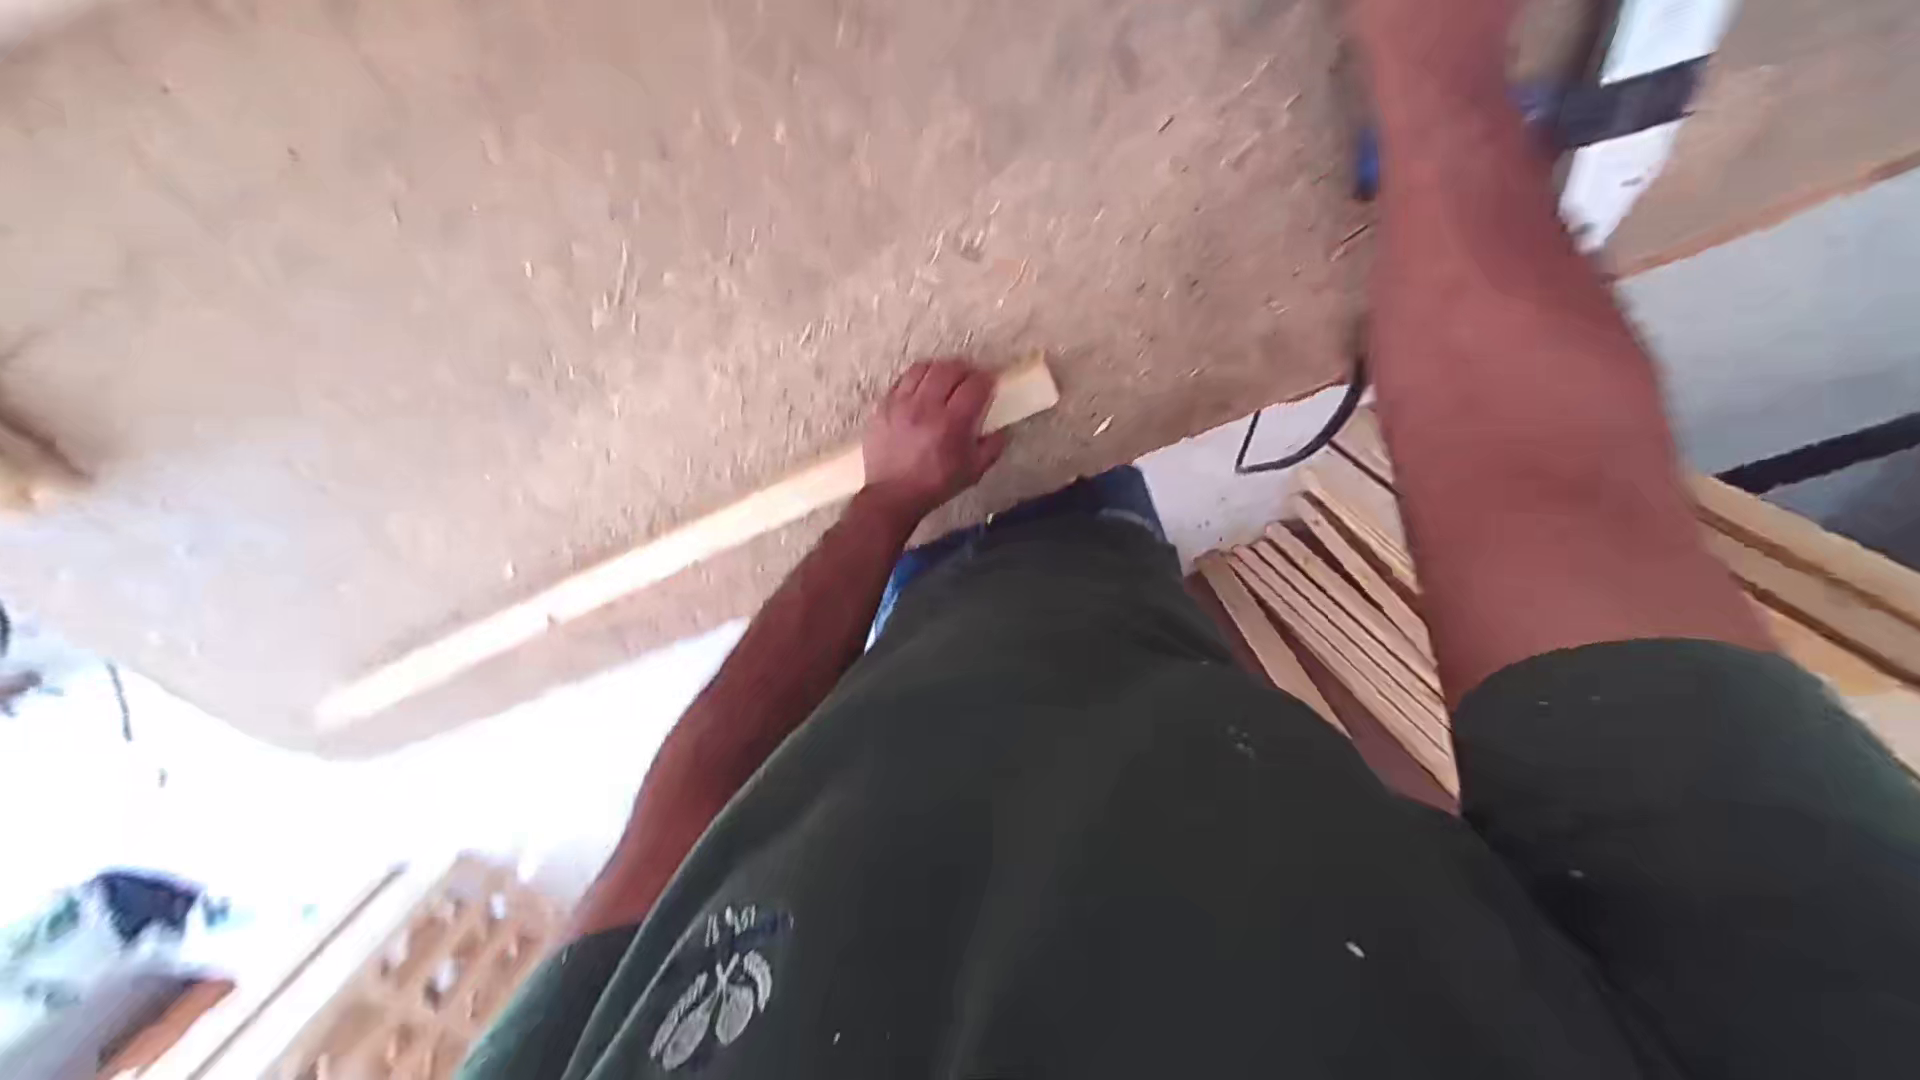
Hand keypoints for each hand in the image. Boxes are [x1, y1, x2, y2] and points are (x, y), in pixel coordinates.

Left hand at [860, 358, 1006, 522]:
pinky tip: (922, 389)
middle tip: (969, 379)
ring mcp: (901, 404)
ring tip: (945, 379)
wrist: (893, 495)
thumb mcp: (973, 471)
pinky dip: (916, 379)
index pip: (975, 385)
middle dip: (965, 369)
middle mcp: (926, 407)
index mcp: (952, 423)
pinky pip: (902, 380)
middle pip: (949, 369)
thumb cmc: (935, 485)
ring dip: (939, 369)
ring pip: (924, 368)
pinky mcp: (884, 406)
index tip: (989, 384)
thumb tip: (1003, 430)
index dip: (986, 380)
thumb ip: (992, 448)